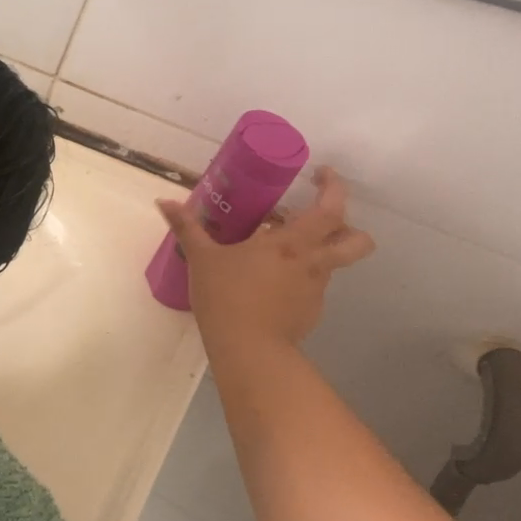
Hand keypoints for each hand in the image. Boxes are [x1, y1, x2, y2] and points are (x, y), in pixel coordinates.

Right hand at [157, 167, 374, 353]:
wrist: (248, 346)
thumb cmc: (225, 295)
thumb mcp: (201, 258)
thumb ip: (186, 228)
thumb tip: (164, 201)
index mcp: (291, 243)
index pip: (331, 209)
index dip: (334, 187)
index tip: (322, 174)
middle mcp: (313, 261)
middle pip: (356, 239)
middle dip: (347, 227)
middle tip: (315, 221)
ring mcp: (316, 287)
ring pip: (333, 261)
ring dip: (319, 250)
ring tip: (284, 252)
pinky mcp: (310, 308)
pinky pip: (313, 284)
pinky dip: (299, 277)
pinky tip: (268, 284)